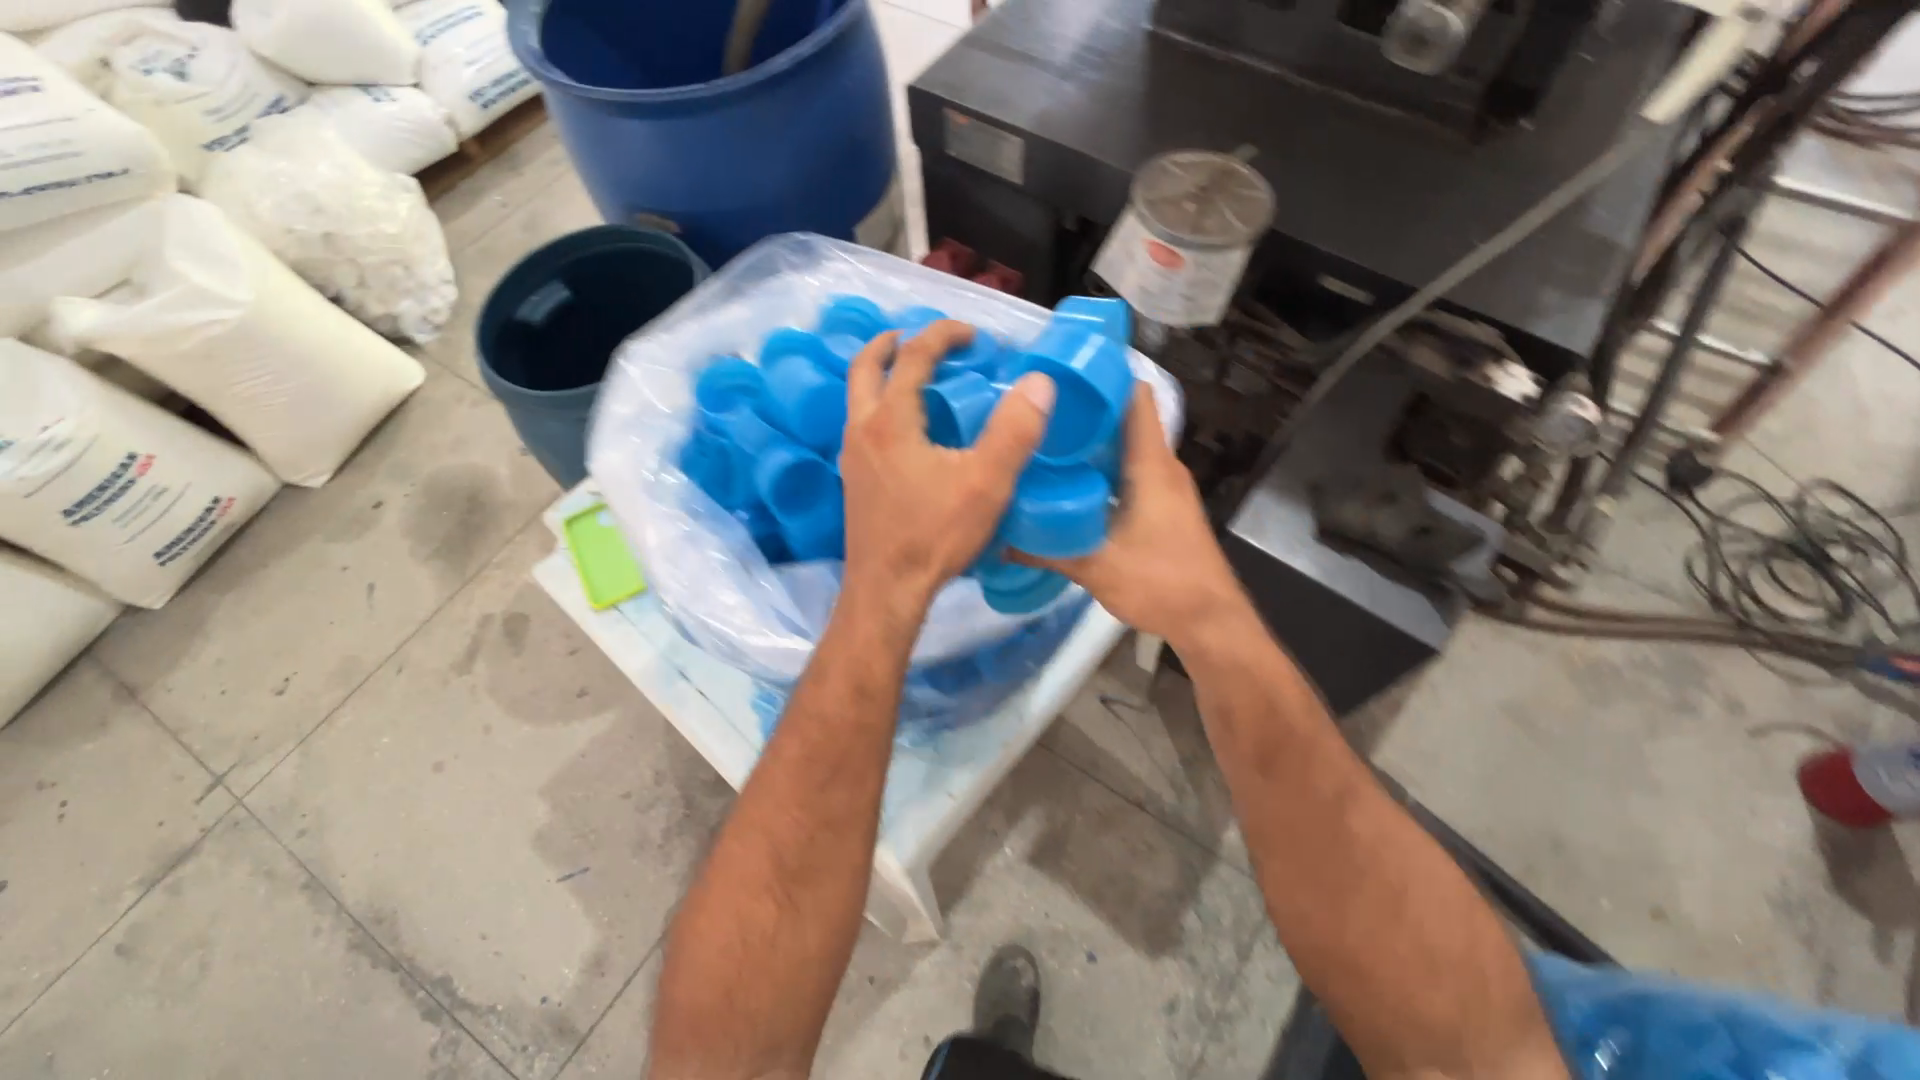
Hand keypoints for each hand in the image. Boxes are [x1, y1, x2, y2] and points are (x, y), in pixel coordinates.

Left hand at [840, 321, 1055, 611]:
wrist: (886, 590)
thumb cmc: (934, 535)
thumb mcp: (986, 483)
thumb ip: (1014, 431)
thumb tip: (1038, 382)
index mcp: (890, 420)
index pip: (913, 356)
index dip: (943, 335)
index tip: (973, 335)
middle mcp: (861, 430)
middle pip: (865, 367)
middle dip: (892, 344)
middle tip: (919, 338)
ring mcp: (852, 458)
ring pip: (858, 398)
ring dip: (882, 376)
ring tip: (915, 379)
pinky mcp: (854, 482)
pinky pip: (861, 425)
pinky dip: (881, 407)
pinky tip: (908, 432)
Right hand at [1016, 384, 1251, 650]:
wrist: (1210, 621)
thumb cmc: (1161, 582)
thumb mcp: (1095, 567)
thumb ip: (1046, 550)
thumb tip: (998, 539)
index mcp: (1150, 464)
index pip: (1134, 396)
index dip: (1099, 377)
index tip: (1057, 376)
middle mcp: (1162, 466)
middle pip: (1123, 420)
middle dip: (1082, 413)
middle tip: (1036, 414)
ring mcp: (1166, 487)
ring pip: (1125, 448)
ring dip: (1090, 446)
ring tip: (1044, 445)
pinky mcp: (1164, 507)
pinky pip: (1129, 473)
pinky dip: (1101, 471)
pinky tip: (1069, 486)